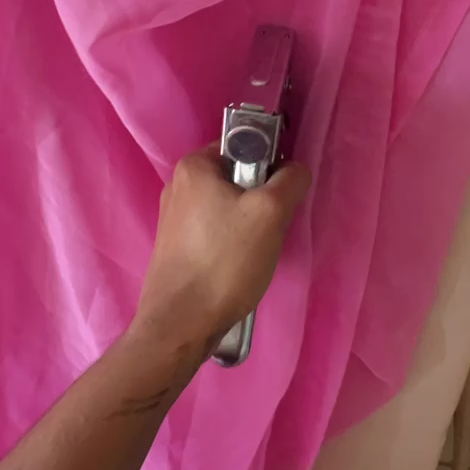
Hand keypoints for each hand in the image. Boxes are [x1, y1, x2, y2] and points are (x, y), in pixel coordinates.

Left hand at [133, 148, 310, 359]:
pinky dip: (231, 242)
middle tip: (271, 227)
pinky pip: (215, 230)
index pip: (244, 146)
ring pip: (228, 206)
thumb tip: (295, 170)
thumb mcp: (270, 212)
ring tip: (255, 251)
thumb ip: (290, 180)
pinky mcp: (176, 246)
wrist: (181, 324)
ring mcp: (174, 218)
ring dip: (248, 223)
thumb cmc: (225, 261)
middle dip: (260, 198)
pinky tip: (238, 265)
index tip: (279, 195)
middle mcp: (178, 185)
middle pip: (237, 177)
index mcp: (194, 166)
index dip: (269, 165)